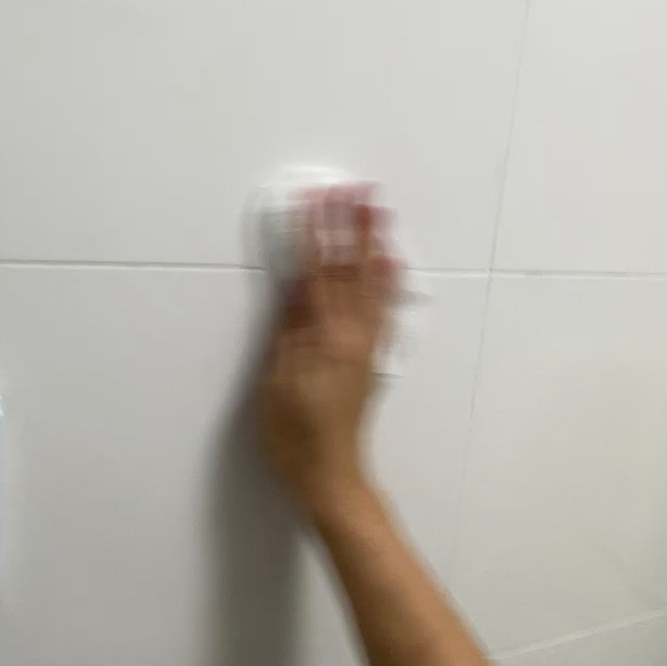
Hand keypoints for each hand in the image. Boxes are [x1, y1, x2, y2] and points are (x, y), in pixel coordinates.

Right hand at [258, 185, 397, 516]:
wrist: (331, 476)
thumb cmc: (292, 436)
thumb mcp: (275, 384)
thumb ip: (287, 331)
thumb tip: (297, 285)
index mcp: (325, 339)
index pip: (318, 274)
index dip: (315, 234)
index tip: (313, 198)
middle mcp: (353, 336)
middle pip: (352, 271)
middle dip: (351, 226)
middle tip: (356, 188)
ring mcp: (366, 346)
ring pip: (373, 284)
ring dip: (374, 243)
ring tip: (379, 211)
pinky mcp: (370, 358)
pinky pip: (384, 309)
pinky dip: (388, 281)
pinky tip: (391, 263)